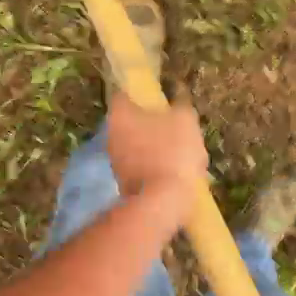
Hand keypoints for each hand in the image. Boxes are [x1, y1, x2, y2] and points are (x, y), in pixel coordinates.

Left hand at [105, 95, 207, 217]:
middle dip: (153, 124)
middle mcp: (110, 135)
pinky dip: (156, 167)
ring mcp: (115, 161)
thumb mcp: (186, 120)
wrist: (161, 203)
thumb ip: (180, 103)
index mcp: (120, 114)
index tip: (161, 99)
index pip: (125, 94)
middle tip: (177, 127)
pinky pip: (142, 167)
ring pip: (138, 146)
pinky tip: (177, 173)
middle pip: (132, 122)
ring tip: (183, 153)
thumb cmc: (172, 152)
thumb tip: (178, 93)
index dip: (143, 94)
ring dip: (156, 147)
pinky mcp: (124, 183)